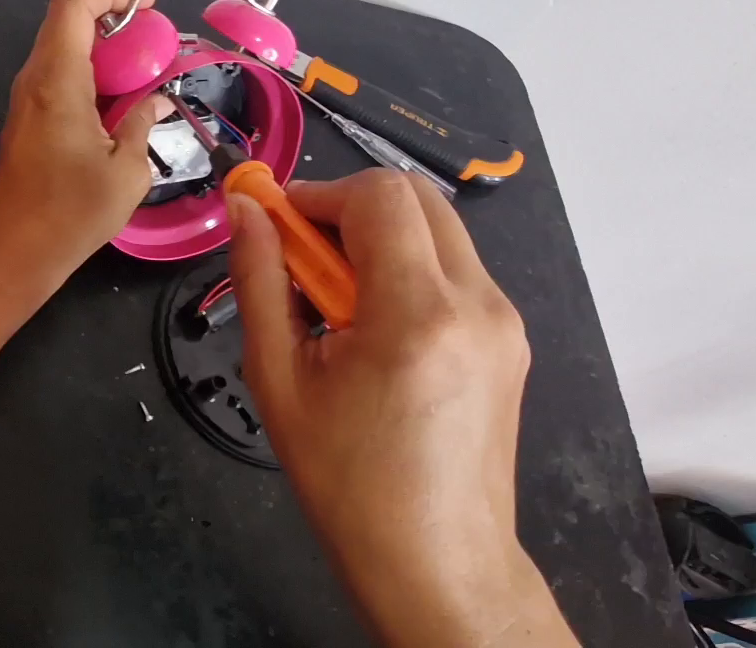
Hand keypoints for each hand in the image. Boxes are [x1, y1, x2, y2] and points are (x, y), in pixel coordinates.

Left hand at [0, 0, 169, 289]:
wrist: (13, 252)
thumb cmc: (71, 213)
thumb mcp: (127, 171)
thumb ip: (143, 124)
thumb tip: (156, 101)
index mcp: (57, 81)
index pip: (73, 4)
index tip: (150, 10)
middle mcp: (35, 79)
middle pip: (67, 20)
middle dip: (114, 19)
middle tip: (154, 44)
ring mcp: (26, 98)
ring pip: (62, 48)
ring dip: (103, 50)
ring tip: (143, 74)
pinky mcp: (26, 118)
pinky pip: (58, 76)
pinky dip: (89, 74)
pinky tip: (118, 103)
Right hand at [228, 170, 576, 645]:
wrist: (439, 562)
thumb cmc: (346, 478)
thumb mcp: (278, 376)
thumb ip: (259, 280)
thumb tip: (246, 210)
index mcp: (417, 314)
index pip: (378, 196)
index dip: (319, 194)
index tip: (279, 224)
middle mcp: (476, 303)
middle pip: (414, 195)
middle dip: (348, 204)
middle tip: (304, 252)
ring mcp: (504, 319)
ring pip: (436, 225)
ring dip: (378, 234)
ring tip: (336, 294)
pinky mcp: (510, 336)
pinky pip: (453, 264)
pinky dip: (406, 263)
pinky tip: (374, 319)